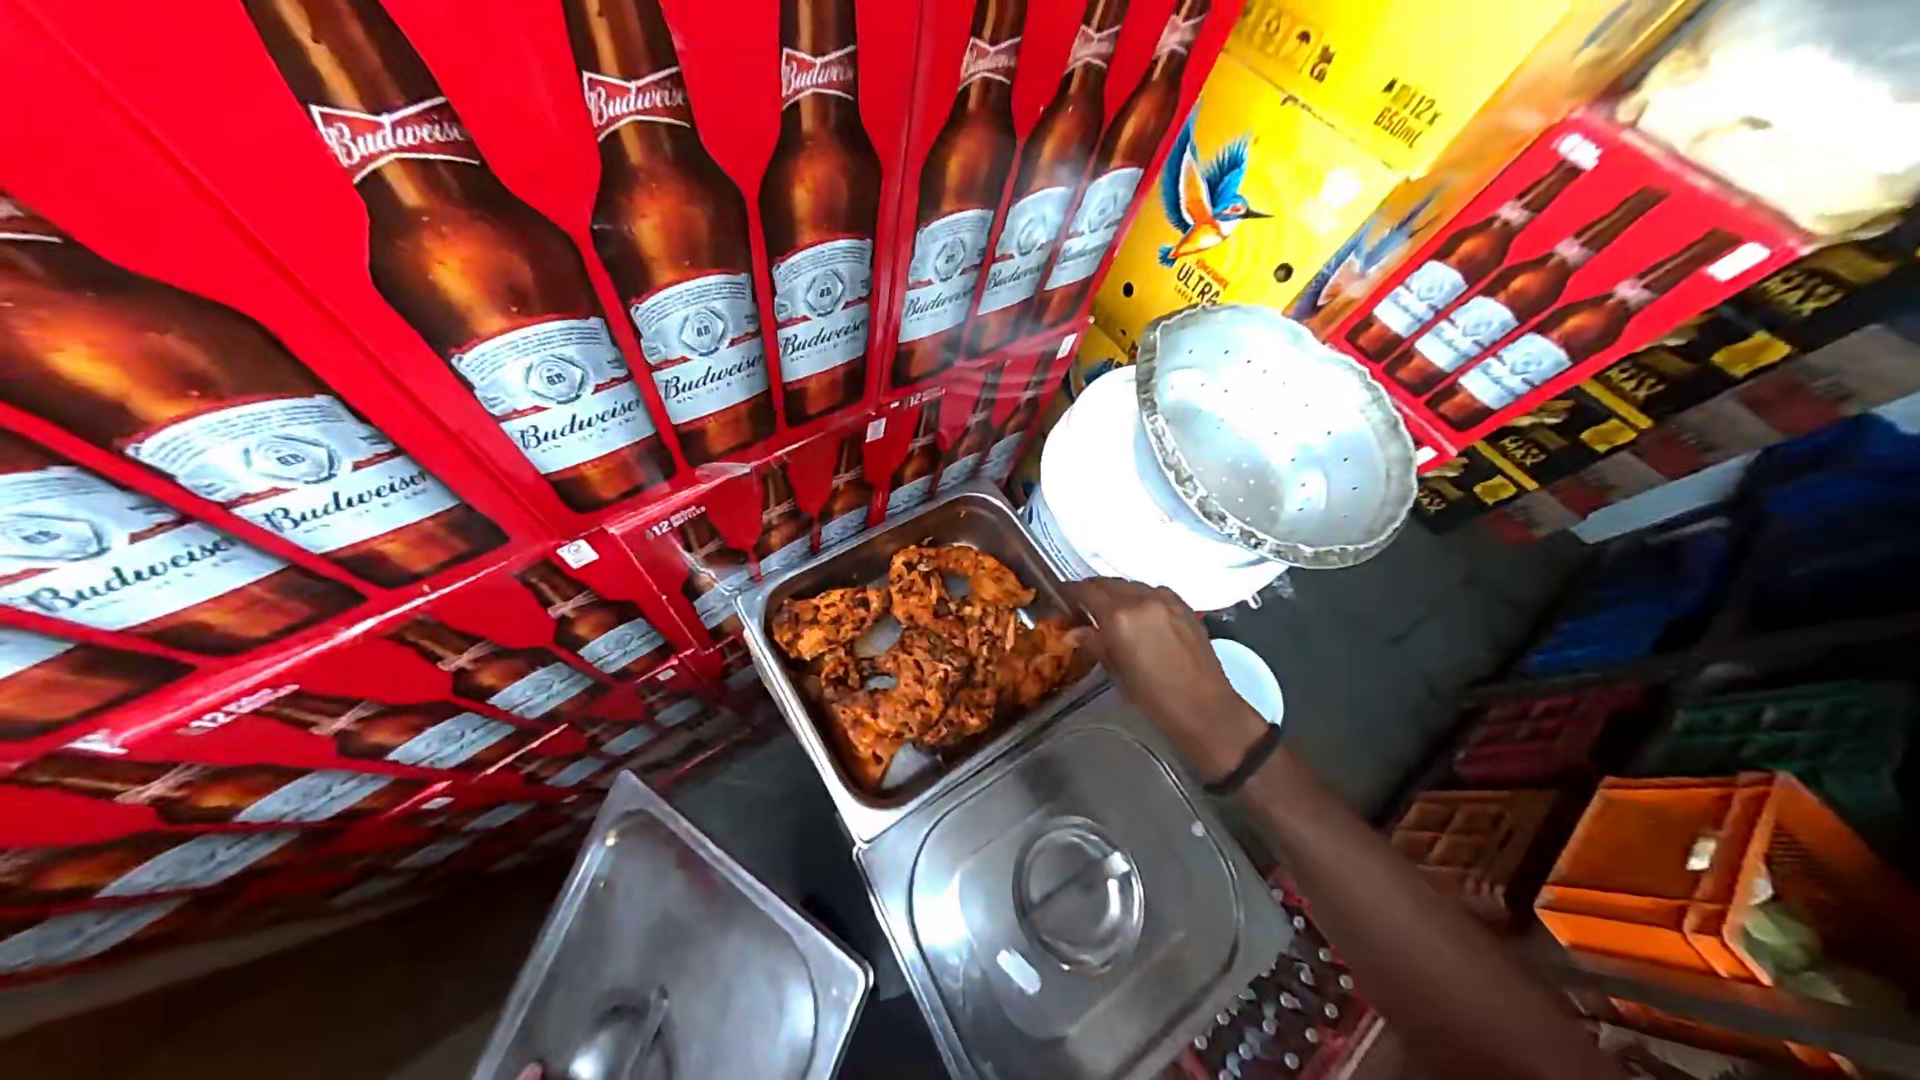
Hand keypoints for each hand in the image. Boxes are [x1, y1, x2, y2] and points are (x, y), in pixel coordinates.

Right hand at [1062, 578, 1267, 779]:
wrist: (1204, 706)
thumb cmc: (1154, 696)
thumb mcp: (1117, 671)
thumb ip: (1094, 644)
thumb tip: (1072, 632)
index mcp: (1119, 617)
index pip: (1086, 591)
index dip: (1070, 592)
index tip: (1062, 597)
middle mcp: (1142, 600)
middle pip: (1107, 583)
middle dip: (1092, 591)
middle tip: (1082, 607)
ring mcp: (1166, 600)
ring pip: (1130, 585)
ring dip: (1115, 593)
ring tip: (1109, 612)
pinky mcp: (1183, 605)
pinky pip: (1153, 591)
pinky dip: (1139, 597)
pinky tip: (1138, 615)